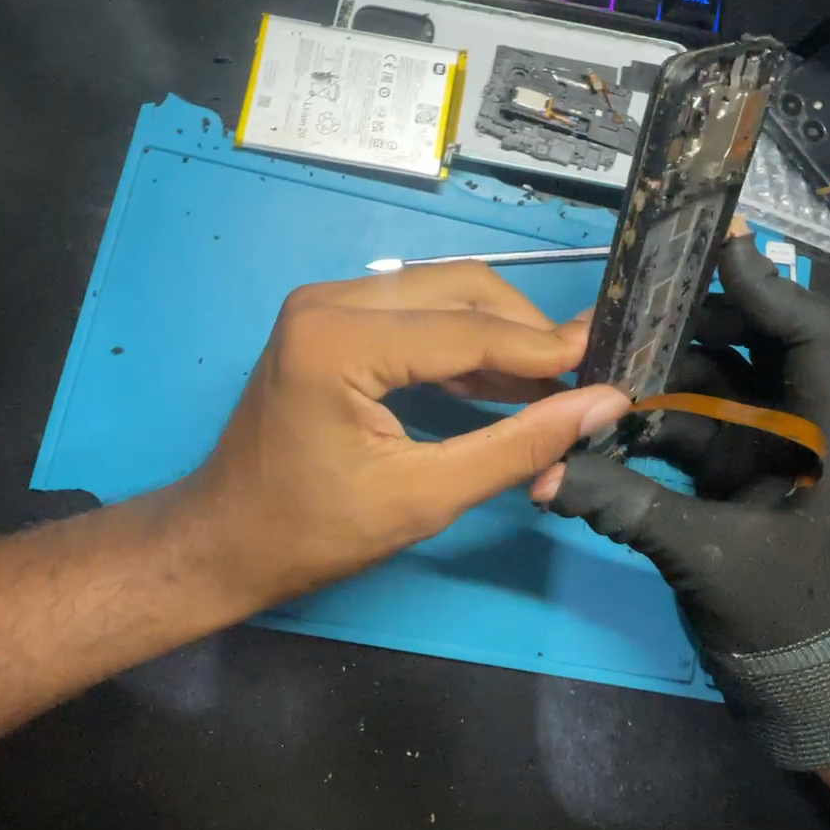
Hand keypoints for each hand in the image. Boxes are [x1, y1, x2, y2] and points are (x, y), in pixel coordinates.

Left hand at [169, 263, 629, 615]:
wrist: (223, 540)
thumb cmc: (312, 532)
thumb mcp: (424, 496)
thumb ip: (517, 446)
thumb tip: (601, 406)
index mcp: (340, 340)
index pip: (466, 330)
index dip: (543, 350)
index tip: (605, 368)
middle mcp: (331, 300)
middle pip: (459, 290)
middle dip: (526, 332)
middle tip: (581, 377)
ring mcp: (327, 304)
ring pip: (442, 294)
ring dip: (500, 336)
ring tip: (553, 384)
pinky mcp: (332, 320)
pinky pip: (416, 315)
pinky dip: (464, 346)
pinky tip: (505, 382)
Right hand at [534, 223, 829, 770]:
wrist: (798, 679)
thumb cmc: (780, 613)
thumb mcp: (706, 556)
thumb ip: (625, 508)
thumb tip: (544, 477)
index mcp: (821, 436)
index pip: (812, 338)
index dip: (769, 290)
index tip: (719, 250)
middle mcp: (792, 428)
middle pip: (750, 348)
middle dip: (692, 323)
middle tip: (632, 302)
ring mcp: (758, 448)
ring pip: (708, 385)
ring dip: (655, 374)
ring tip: (601, 355)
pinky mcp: (727, 470)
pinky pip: (684, 425)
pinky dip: (645, 419)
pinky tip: (602, 415)